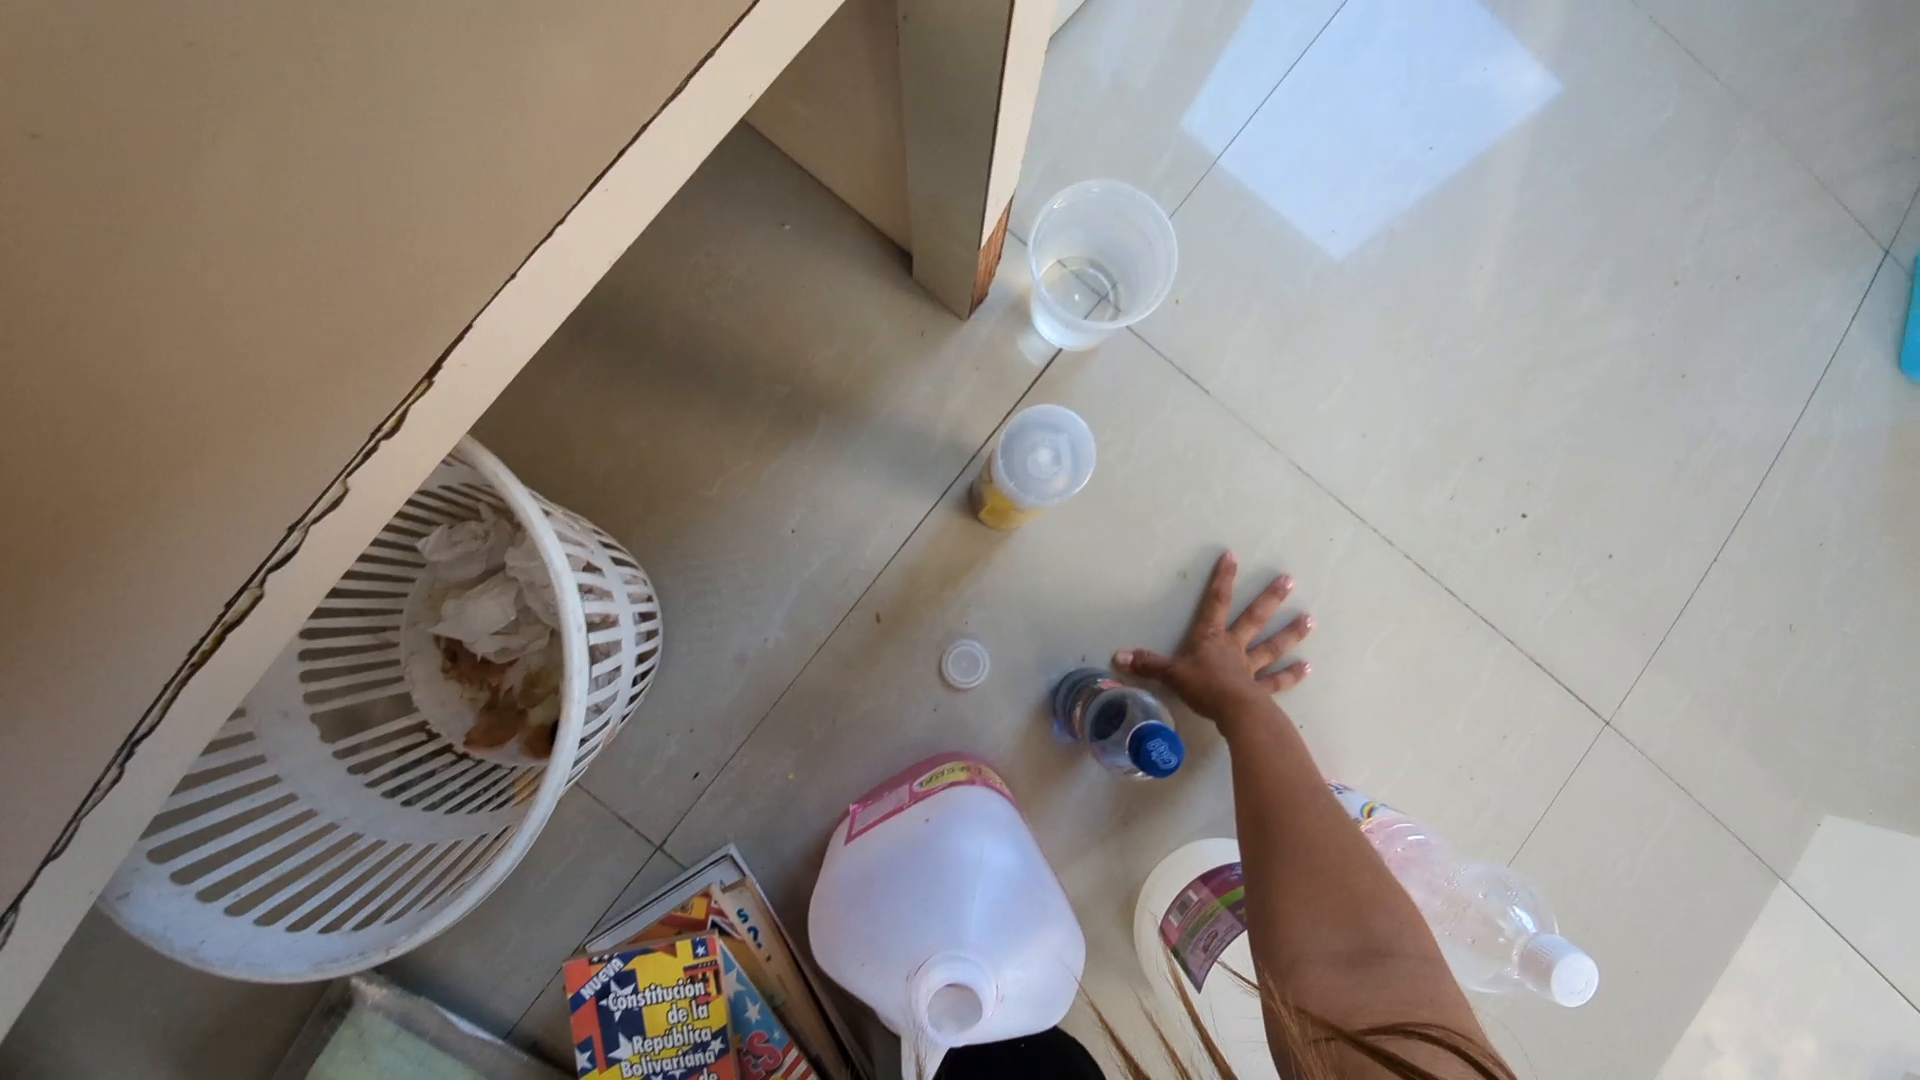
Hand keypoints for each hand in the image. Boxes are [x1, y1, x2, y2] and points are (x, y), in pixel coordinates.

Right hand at [1114, 551, 1312, 729]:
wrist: (1236, 713)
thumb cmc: (1204, 688)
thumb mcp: (1171, 674)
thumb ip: (1147, 664)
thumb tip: (1117, 655)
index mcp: (1211, 638)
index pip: (1216, 602)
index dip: (1222, 579)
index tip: (1233, 556)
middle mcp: (1234, 647)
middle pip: (1254, 619)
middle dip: (1269, 599)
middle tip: (1289, 581)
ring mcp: (1250, 668)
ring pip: (1271, 647)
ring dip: (1290, 633)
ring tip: (1309, 619)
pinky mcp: (1260, 691)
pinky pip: (1276, 681)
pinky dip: (1291, 675)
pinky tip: (1307, 667)